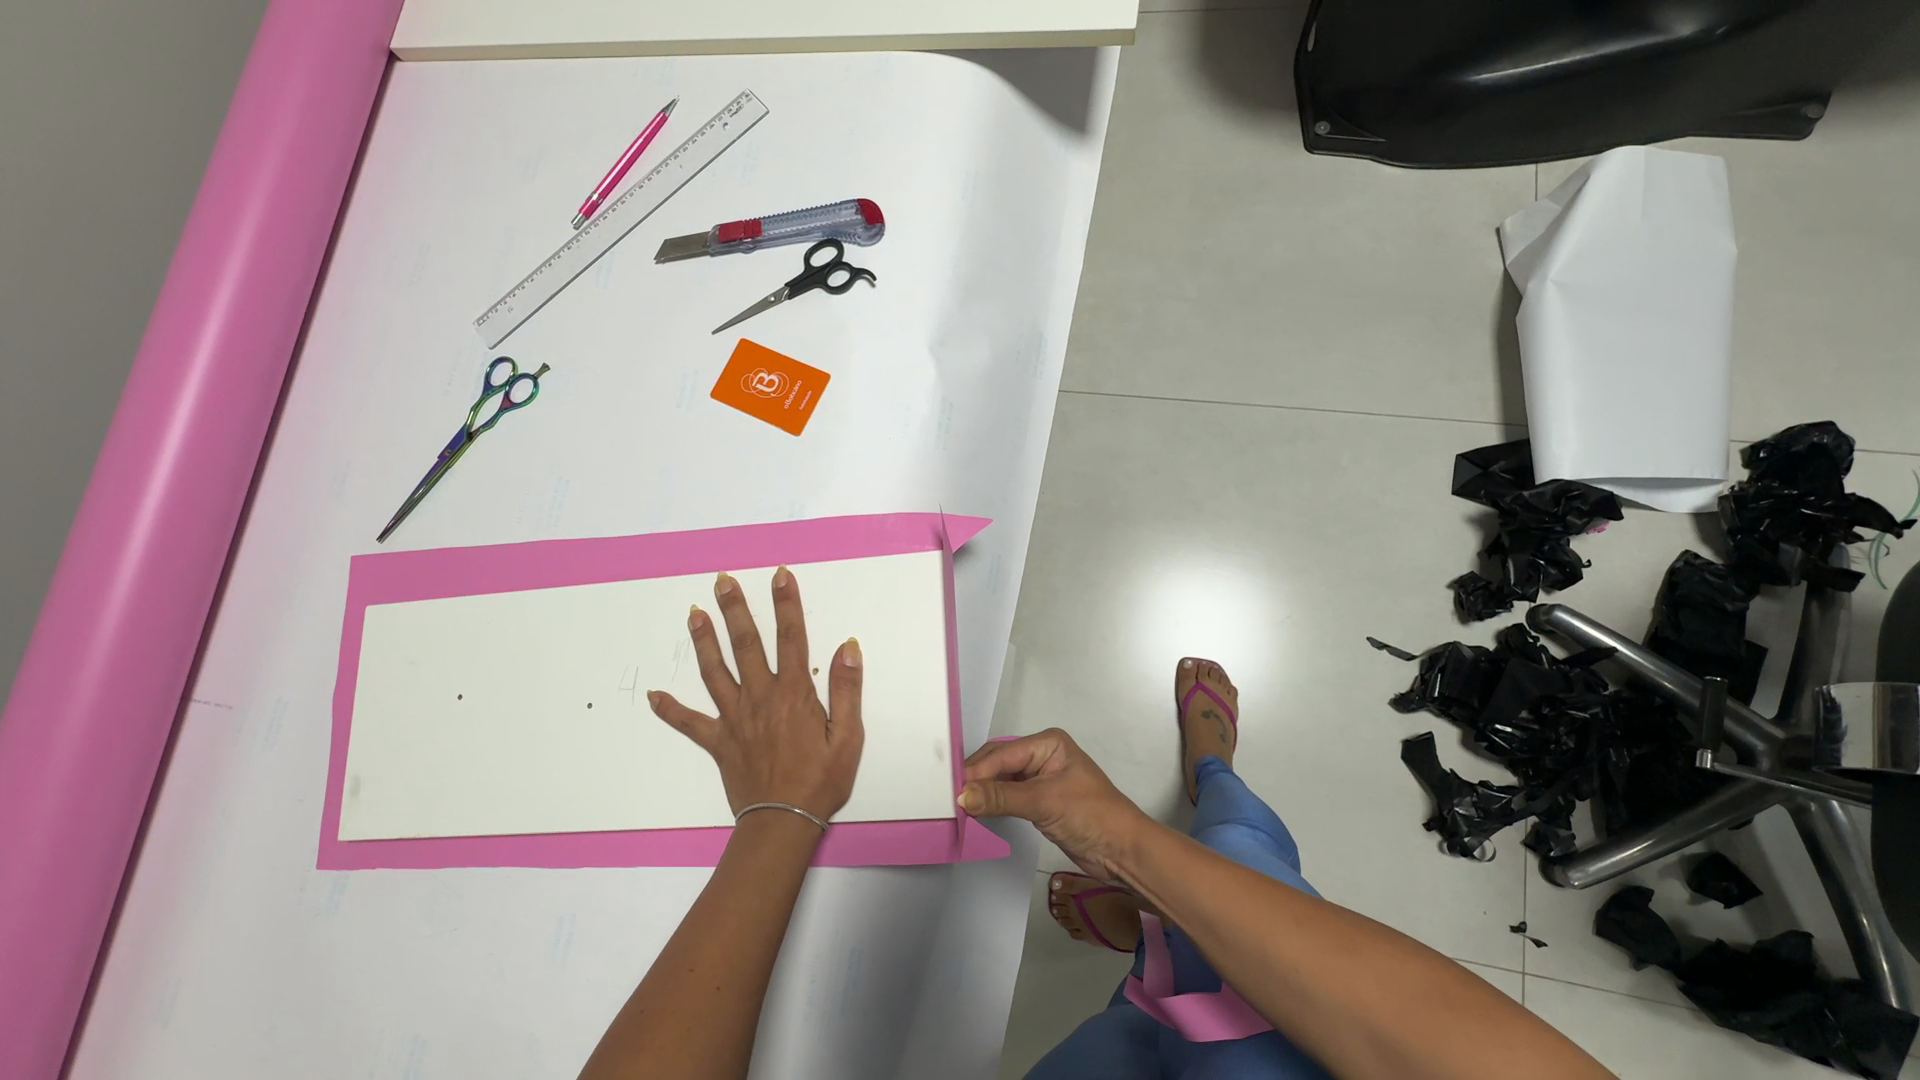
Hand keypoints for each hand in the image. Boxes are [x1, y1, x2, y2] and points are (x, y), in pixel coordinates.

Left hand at [649, 567, 864, 822]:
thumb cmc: (821, 780)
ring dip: (704, 641)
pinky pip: (688, 723)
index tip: (780, 575)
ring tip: (694, 614)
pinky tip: (653, 695)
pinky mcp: (717, 741)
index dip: (786, 604)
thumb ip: (846, 688)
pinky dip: (669, 709)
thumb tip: (847, 646)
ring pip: (715, 671)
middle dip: (735, 609)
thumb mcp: (849, 736)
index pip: (791, 637)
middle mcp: (760, 697)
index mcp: (794, 693)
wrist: (784, 822)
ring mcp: (734, 718)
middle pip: (745, 645)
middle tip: (722, 581)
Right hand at [958, 729, 1155, 881]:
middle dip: (976, 780)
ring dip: (983, 793)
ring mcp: (1040, 778)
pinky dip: (993, 804)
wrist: (1122, 850)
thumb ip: (1001, 798)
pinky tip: (977, 812)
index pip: (1002, 753)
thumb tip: (962, 795)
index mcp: (1047, 743)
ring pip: (1001, 780)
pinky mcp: (1039, 801)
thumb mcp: (1044, 802)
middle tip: (948, 797)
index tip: (951, 789)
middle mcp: (1042, 755)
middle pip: (999, 763)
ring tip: (957, 805)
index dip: (977, 771)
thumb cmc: (1090, 815)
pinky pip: (1008, 797)